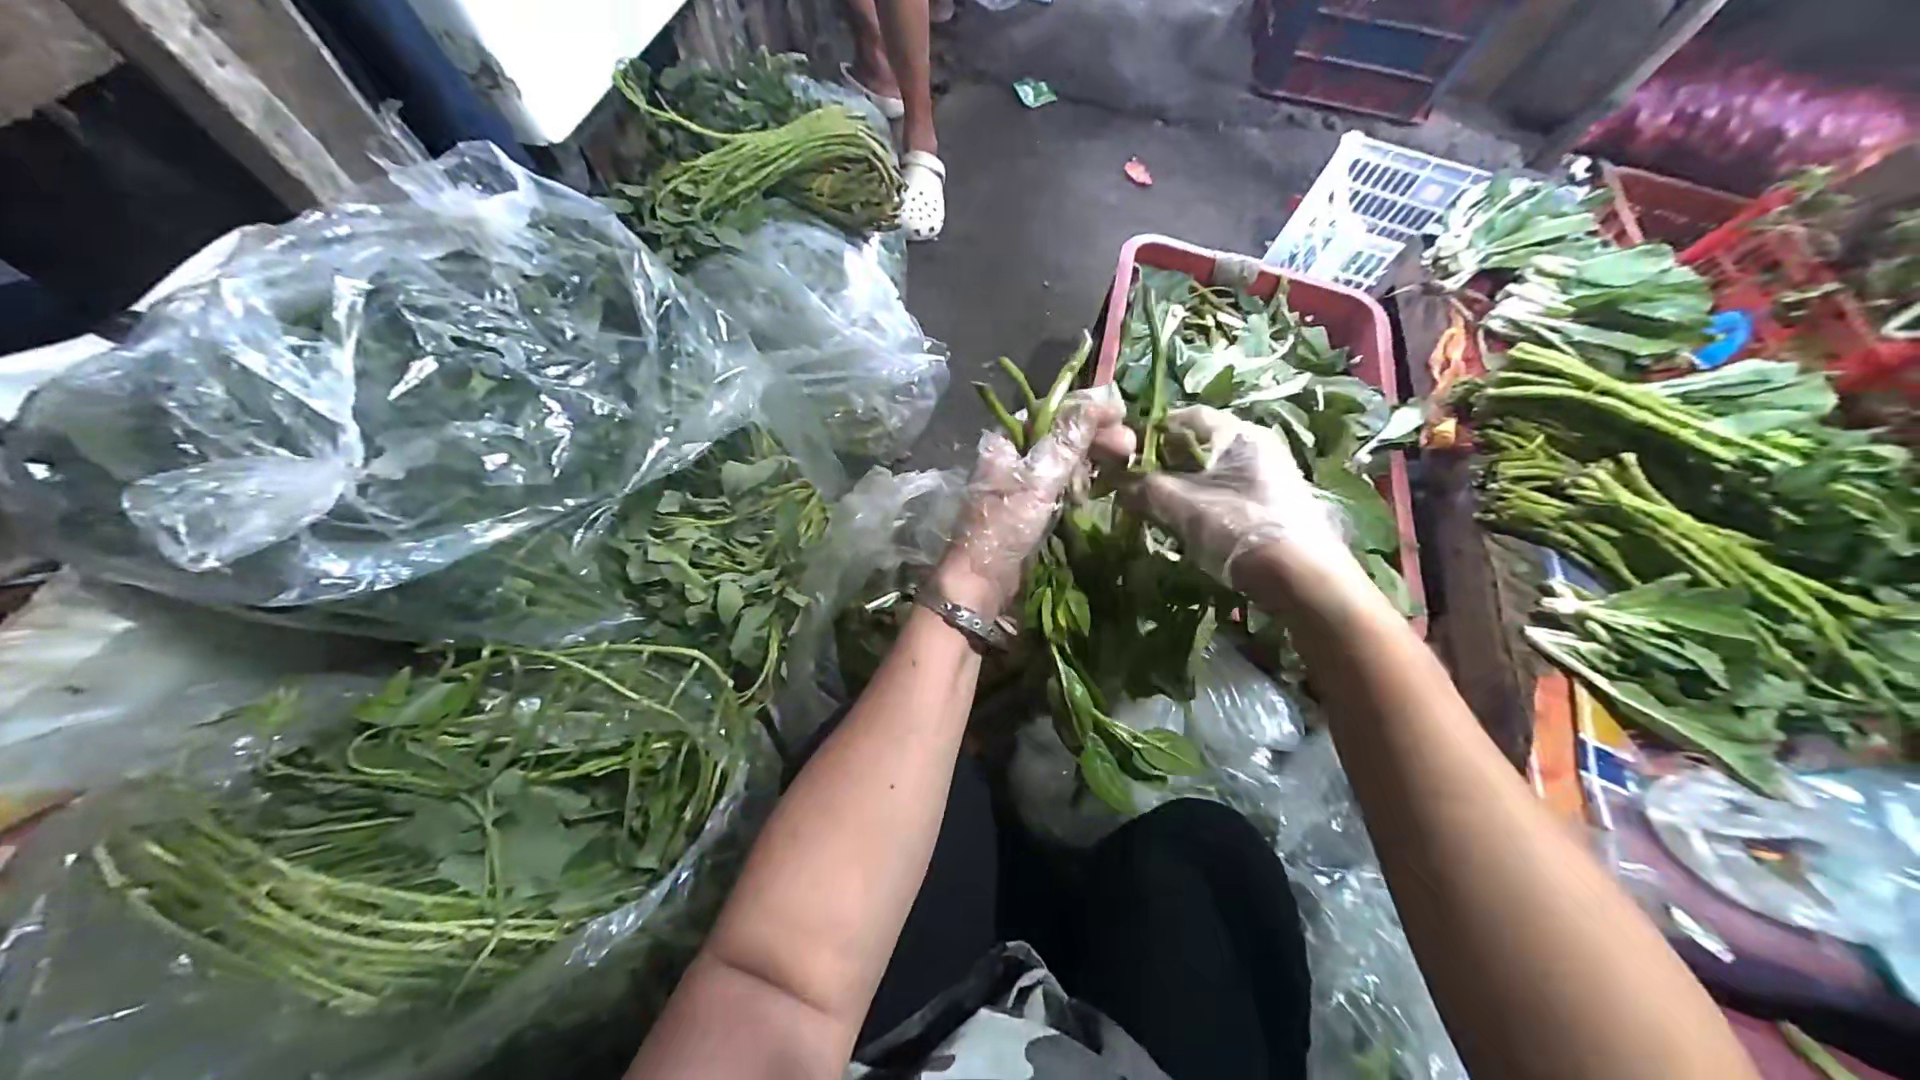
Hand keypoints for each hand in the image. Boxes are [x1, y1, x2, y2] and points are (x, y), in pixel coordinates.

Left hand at [933, 388, 1124, 617]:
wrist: (982, 584)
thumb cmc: (1004, 527)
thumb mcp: (1037, 480)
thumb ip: (1067, 440)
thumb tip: (1097, 397)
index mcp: (1006, 441)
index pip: (1051, 411)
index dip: (1087, 409)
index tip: (1121, 414)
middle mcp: (1014, 456)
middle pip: (1061, 434)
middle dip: (1096, 435)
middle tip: (1130, 444)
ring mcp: (1025, 483)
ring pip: (1066, 460)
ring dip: (1094, 458)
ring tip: (1125, 460)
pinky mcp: (1034, 508)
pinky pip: (1064, 485)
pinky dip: (1083, 481)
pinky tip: (1104, 482)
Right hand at [1121, 405, 1354, 587]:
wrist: (1304, 580)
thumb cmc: (1239, 529)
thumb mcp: (1182, 507)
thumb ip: (1146, 488)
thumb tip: (1119, 483)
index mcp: (1237, 433)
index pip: (1184, 416)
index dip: (1150, 432)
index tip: (1125, 456)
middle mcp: (1257, 445)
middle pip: (1197, 444)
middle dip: (1162, 464)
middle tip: (1135, 487)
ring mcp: (1268, 475)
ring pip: (1210, 471)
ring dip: (1180, 487)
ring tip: (1155, 511)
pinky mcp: (1272, 503)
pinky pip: (1226, 492)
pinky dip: (1201, 502)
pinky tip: (1187, 526)